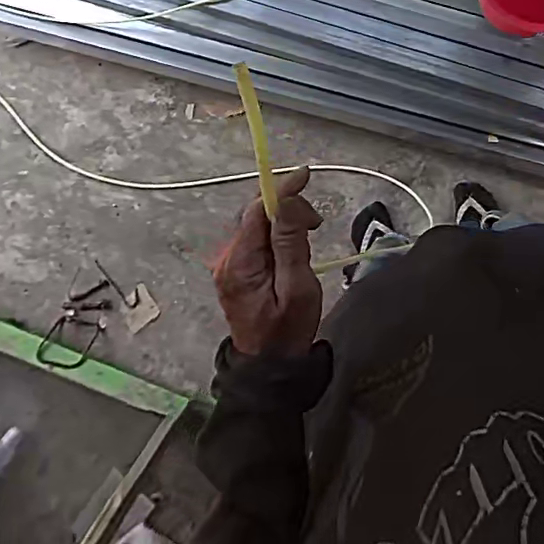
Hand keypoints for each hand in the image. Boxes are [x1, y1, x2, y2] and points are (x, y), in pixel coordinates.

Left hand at [212, 166, 323, 356]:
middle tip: (316, 223)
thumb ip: (290, 244)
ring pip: (257, 222)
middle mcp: (227, 258)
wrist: (269, 369)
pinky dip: (278, 229)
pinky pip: (257, 236)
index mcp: (239, 263)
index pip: (257, 211)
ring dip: (284, 218)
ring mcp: (230, 263)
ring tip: (309, 232)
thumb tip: (287, 202)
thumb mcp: (297, 289)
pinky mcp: (237, 268)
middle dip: (286, 206)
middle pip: (255, 213)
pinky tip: (294, 240)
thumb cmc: (287, 332)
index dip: (280, 190)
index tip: (305, 175)